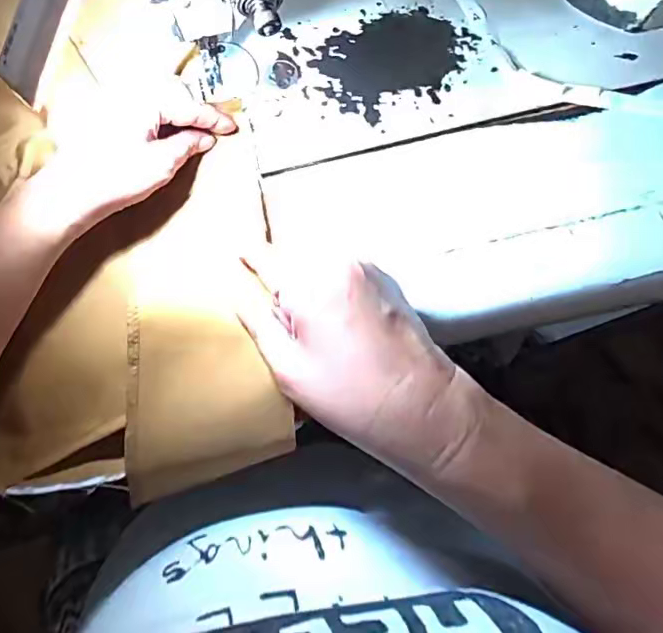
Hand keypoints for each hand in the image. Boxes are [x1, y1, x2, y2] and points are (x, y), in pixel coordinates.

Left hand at [24, 88, 236, 235]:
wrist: (68, 193)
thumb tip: (204, 137)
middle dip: (195, 110)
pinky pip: (142, 105)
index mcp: (147, 98)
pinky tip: (165, 133)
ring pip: (158, 96)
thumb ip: (187, 144)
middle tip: (214, 129)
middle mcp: (130, 92)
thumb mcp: (161, 164)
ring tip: (193, 132)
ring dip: (177, 111)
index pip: (190, 105)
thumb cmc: (111, 179)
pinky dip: (159, 116)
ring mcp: (115, 100)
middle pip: (175, 92)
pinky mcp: (105, 113)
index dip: (214, 118)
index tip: (231, 127)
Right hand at [235, 251, 483, 475]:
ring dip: (308, 281)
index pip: (264, 256)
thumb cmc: (352, 396)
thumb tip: (238, 294)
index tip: (236, 259)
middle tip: (282, 316)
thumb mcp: (289, 370)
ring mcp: (364, 266)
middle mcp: (336, 263)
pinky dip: (333, 284)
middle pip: (292, 257)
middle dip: (282, 278)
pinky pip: (342, 269)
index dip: (247, 258)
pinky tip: (340, 321)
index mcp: (308, 284)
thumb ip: (258, 324)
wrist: (426, 407)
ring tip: (314, 324)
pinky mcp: (384, 276)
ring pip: (318, 262)